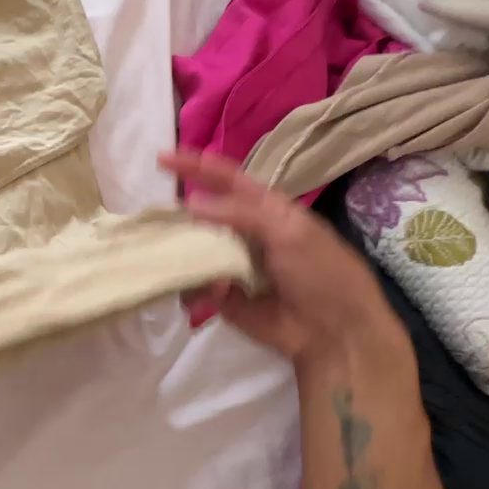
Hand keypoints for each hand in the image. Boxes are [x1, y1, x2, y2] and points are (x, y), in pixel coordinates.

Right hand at [159, 149, 408, 368]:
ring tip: (206, 270)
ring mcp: (229, 265)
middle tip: (157, 224)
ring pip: (191, 252)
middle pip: (200, 217)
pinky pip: (193, 286)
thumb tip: (190, 204)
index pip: (226, 180)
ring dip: (189, 258)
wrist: (331, 331)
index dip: (197, 167)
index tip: (163, 158)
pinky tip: (215, 296)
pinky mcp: (219, 296)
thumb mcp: (289, 233)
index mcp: (265, 210)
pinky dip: (196, 290)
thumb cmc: (322, 273)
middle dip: (179, 219)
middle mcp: (243, 234)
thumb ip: (241, 215)